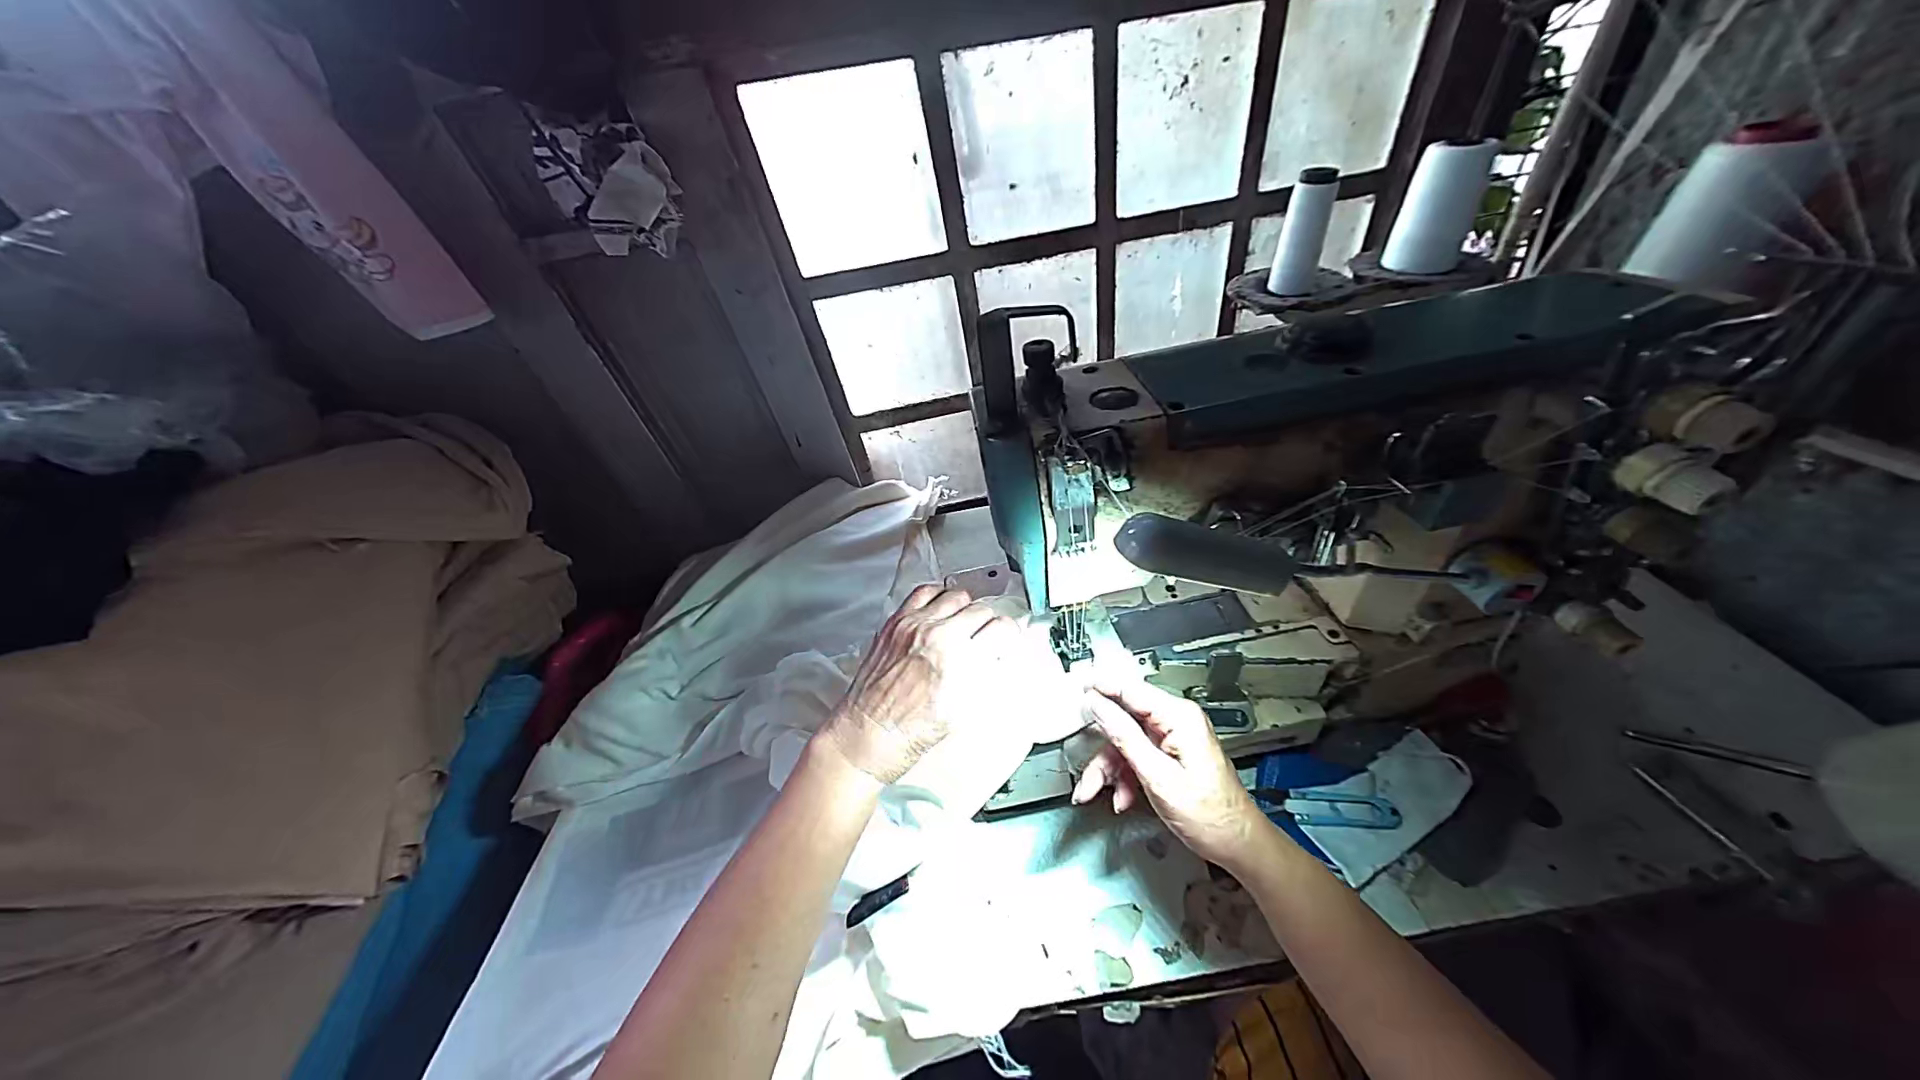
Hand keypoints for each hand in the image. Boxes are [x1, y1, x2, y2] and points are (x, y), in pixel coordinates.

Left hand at [819, 584, 1020, 783]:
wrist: (870, 733)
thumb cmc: (912, 731)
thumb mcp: (966, 710)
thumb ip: (985, 676)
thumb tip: (996, 656)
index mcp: (962, 661)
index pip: (1002, 628)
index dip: (1008, 635)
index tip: (1005, 639)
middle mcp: (940, 637)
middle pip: (981, 610)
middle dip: (987, 624)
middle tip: (984, 637)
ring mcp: (915, 626)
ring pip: (956, 596)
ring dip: (964, 609)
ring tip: (962, 623)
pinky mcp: (896, 623)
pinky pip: (924, 592)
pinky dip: (937, 597)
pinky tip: (939, 610)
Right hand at [1073, 678, 1271, 869]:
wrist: (1237, 844)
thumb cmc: (1212, 815)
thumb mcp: (1157, 776)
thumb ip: (1124, 737)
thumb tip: (1099, 706)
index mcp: (1180, 718)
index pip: (1131, 690)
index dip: (1101, 688)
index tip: (1079, 688)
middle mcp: (1177, 722)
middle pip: (1124, 722)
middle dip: (1103, 752)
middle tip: (1088, 774)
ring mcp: (1174, 738)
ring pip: (1125, 743)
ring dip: (1110, 770)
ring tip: (1102, 793)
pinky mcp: (1170, 754)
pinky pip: (1136, 756)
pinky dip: (1124, 777)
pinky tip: (1123, 796)